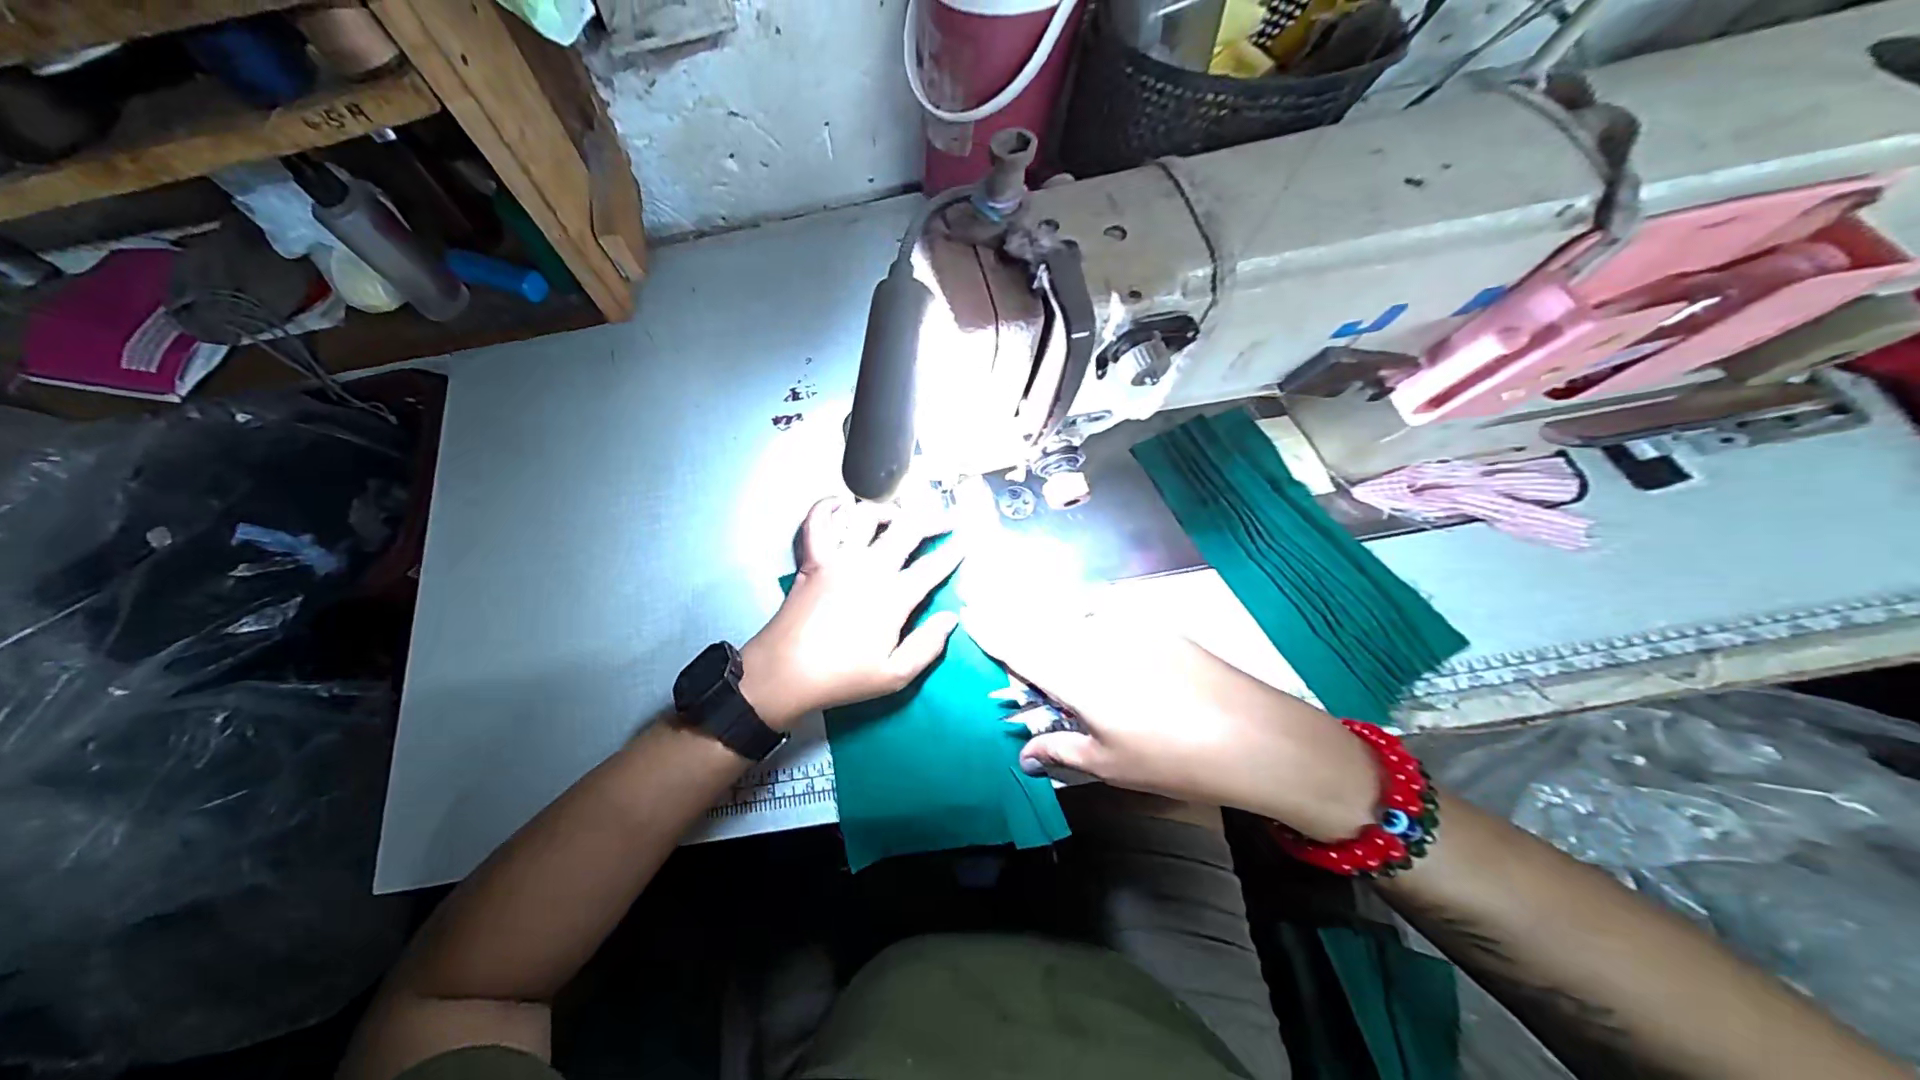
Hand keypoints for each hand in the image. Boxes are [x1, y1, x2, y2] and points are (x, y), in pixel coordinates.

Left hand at [739, 497, 964, 730]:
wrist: (784, 672)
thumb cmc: (841, 677)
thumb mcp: (894, 675)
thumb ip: (927, 646)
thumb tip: (951, 619)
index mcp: (894, 597)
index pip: (933, 566)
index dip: (954, 552)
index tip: (967, 541)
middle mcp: (870, 568)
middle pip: (908, 528)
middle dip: (933, 518)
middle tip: (945, 519)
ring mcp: (839, 558)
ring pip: (867, 515)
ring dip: (888, 509)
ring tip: (898, 514)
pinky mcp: (813, 558)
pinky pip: (818, 521)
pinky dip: (828, 507)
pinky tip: (841, 505)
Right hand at [964, 604, 1381, 841]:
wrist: (1258, 737)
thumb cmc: (1174, 759)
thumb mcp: (1109, 764)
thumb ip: (1061, 750)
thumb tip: (1027, 753)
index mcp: (1076, 673)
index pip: (1020, 645)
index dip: (992, 630)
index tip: (970, 614)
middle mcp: (1097, 638)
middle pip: (1044, 621)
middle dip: (1018, 621)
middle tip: (999, 618)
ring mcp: (1132, 627)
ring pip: (1077, 616)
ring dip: (1057, 624)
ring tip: (1051, 640)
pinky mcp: (1160, 626)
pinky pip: (1108, 618)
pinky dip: (1091, 625)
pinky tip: (1100, 643)